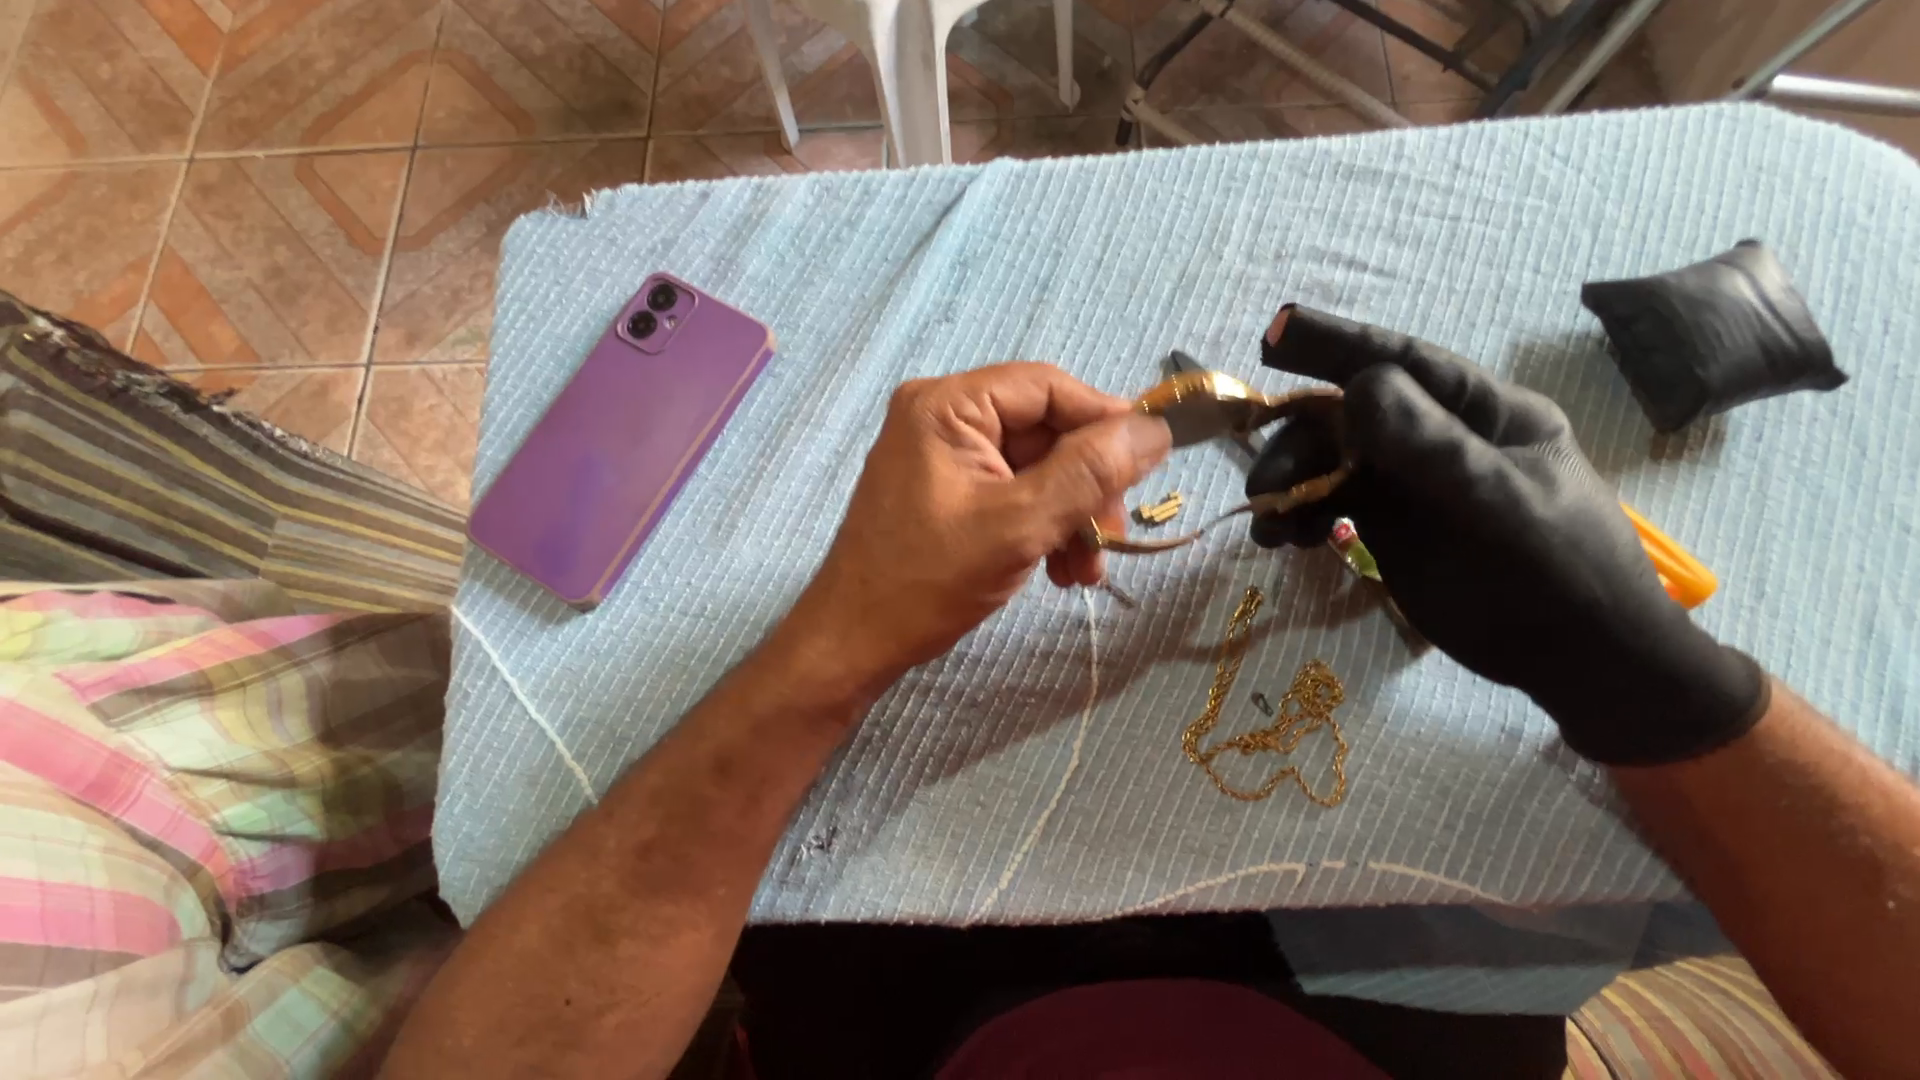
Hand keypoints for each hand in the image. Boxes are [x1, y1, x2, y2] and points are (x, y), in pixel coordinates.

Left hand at [787, 363, 1170, 695]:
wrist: (856, 643)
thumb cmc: (928, 581)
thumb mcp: (1019, 525)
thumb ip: (1090, 472)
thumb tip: (1155, 429)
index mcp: (948, 406)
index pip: (1048, 388)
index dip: (1104, 421)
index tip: (1148, 464)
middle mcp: (944, 417)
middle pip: (1046, 431)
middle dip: (1087, 487)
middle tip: (1112, 537)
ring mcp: (944, 457)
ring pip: (1037, 468)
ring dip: (1071, 517)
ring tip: (1085, 572)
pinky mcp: (948, 493)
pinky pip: (1014, 494)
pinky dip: (1043, 528)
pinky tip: (1060, 572)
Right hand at [1246, 305, 1766, 764]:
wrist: (1571, 657)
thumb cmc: (1553, 572)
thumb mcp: (1496, 503)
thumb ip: (1429, 446)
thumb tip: (1358, 386)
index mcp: (1481, 412)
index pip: (1401, 362)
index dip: (1335, 344)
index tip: (1274, 332)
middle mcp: (1437, 435)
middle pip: (1348, 418)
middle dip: (1298, 445)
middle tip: (1262, 489)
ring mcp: (1408, 480)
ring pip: (1329, 462)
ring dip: (1290, 485)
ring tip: (1268, 528)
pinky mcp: (1387, 522)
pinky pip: (1327, 502)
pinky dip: (1298, 515)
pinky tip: (1284, 541)